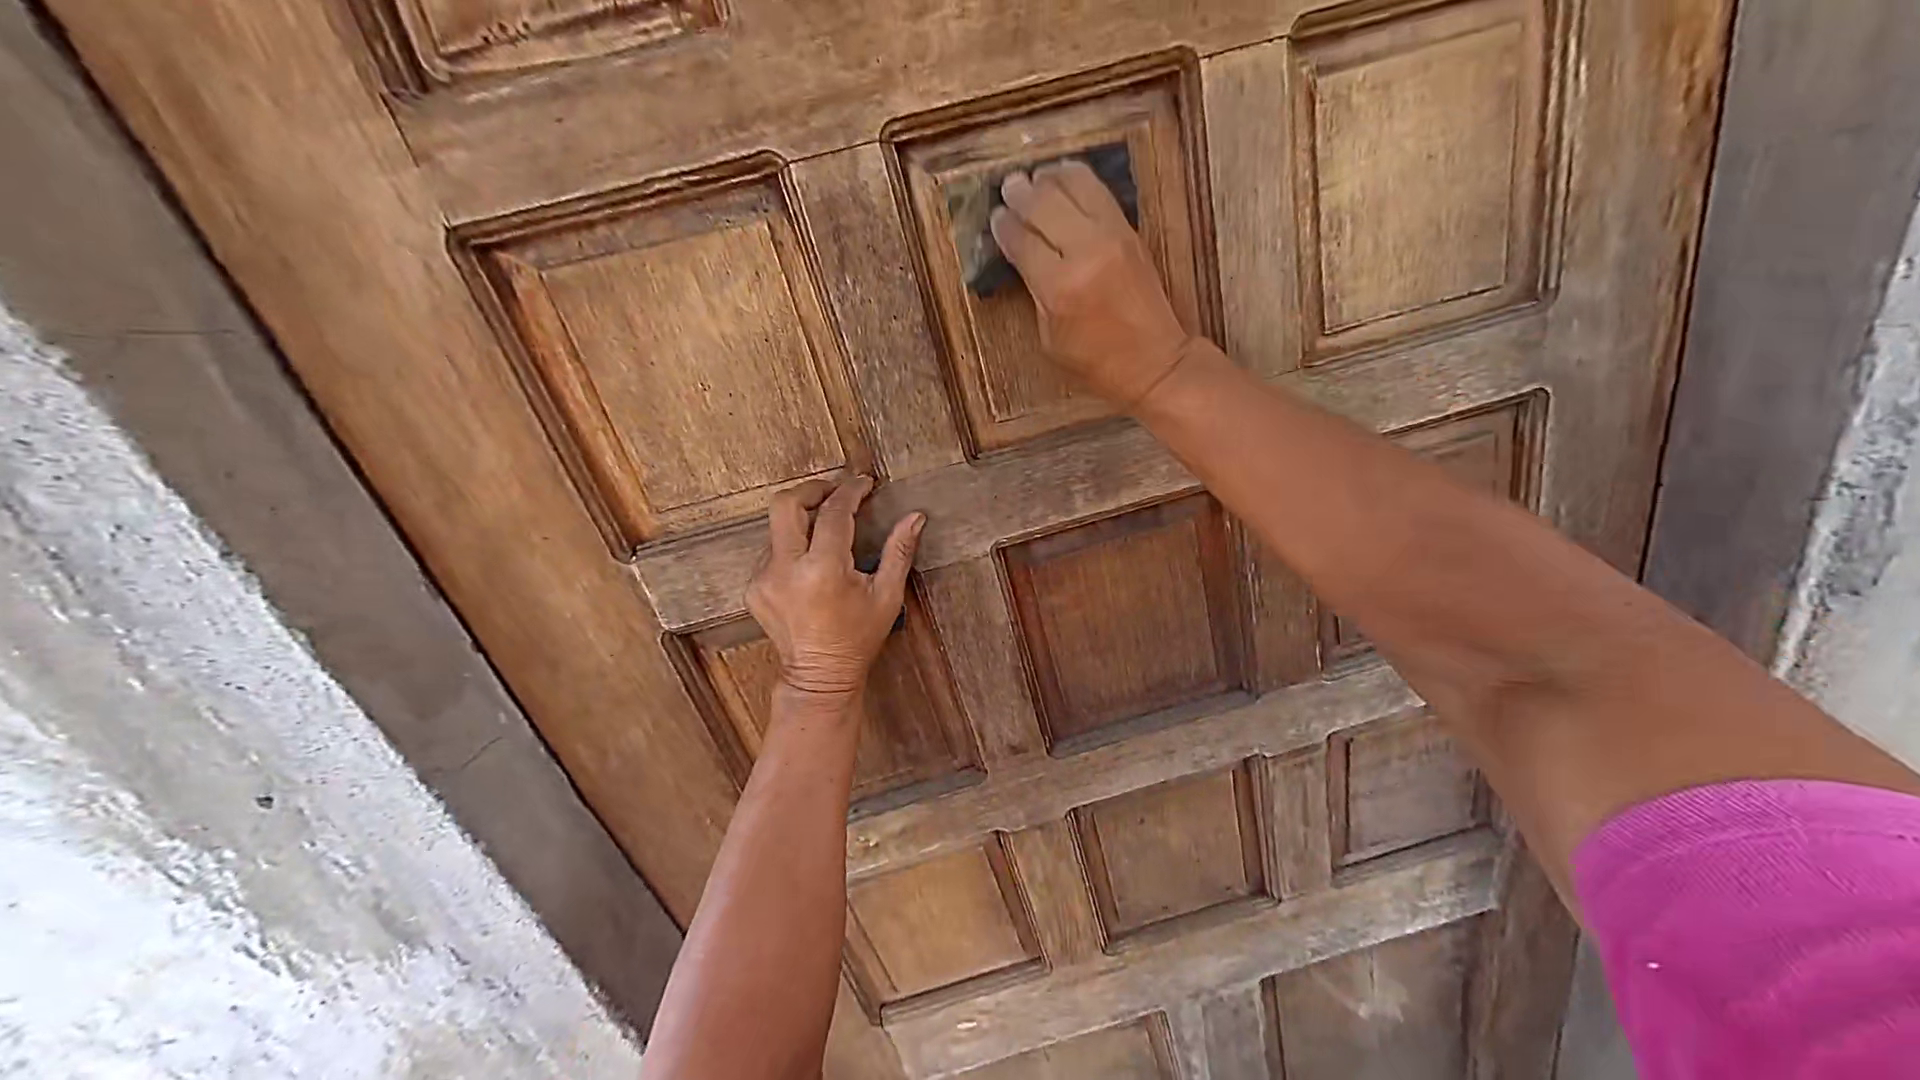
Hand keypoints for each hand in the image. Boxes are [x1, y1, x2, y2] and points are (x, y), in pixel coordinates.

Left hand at [746, 476, 925, 700]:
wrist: (819, 676)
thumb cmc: (857, 638)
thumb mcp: (886, 595)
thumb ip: (899, 551)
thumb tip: (915, 517)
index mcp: (823, 570)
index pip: (833, 512)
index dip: (850, 491)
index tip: (863, 484)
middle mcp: (787, 569)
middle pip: (786, 504)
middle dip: (811, 489)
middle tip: (834, 491)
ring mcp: (764, 579)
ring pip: (777, 527)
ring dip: (802, 520)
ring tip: (826, 529)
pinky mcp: (754, 588)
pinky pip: (771, 551)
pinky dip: (792, 546)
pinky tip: (811, 562)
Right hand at [990, 161, 1195, 409]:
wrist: (1154, 362)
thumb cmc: (1096, 362)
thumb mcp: (1050, 337)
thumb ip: (1034, 292)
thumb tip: (1021, 256)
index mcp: (1059, 287)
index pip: (1022, 241)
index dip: (1004, 226)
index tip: (995, 217)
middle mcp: (1085, 252)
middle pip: (1044, 204)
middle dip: (1021, 193)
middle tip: (1008, 187)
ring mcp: (1112, 236)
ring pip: (1074, 185)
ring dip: (1049, 178)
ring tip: (1034, 178)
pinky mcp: (1130, 231)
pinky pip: (1098, 192)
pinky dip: (1077, 180)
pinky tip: (1063, 179)